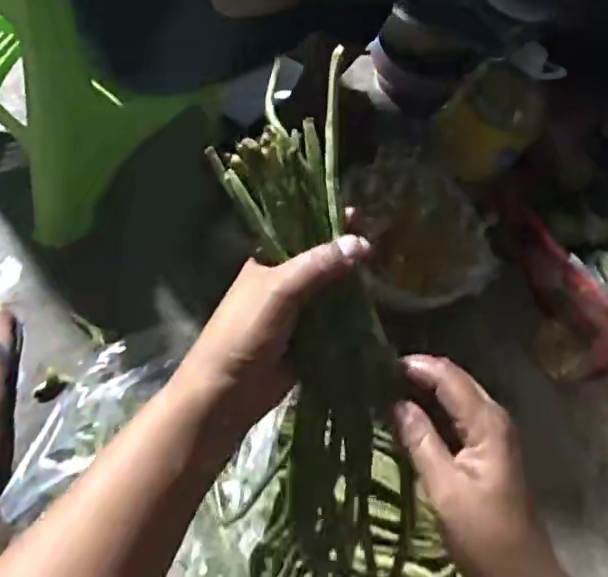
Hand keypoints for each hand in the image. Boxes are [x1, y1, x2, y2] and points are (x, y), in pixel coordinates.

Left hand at [173, 236, 370, 429]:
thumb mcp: (280, 289)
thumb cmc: (244, 331)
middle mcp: (286, 277)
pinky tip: (376, 298)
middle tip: (375, 243)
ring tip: (381, 267)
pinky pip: (339, 314)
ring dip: (354, 278)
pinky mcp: (313, 333)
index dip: (328, 219)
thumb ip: (319, 264)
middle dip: (347, 249)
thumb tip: (361, 242)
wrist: (226, 395)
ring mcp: (300, 306)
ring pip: (334, 284)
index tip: (357, 214)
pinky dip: (355, 308)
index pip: (302, 227)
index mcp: (269, 257)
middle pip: (323, 256)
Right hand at [395, 356, 562, 576]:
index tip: (386, 364)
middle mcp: (494, 415)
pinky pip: (462, 412)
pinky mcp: (490, 444)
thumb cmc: (483, 531)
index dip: (420, 366)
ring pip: (460, 394)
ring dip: (430, 387)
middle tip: (386, 372)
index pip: (450, 378)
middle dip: (424, 371)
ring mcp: (495, 429)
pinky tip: (417, 411)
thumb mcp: (446, 490)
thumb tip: (397, 404)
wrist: (518, 568)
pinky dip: (438, 406)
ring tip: (395, 385)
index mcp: (487, 420)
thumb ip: (422, 443)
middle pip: (457, 379)